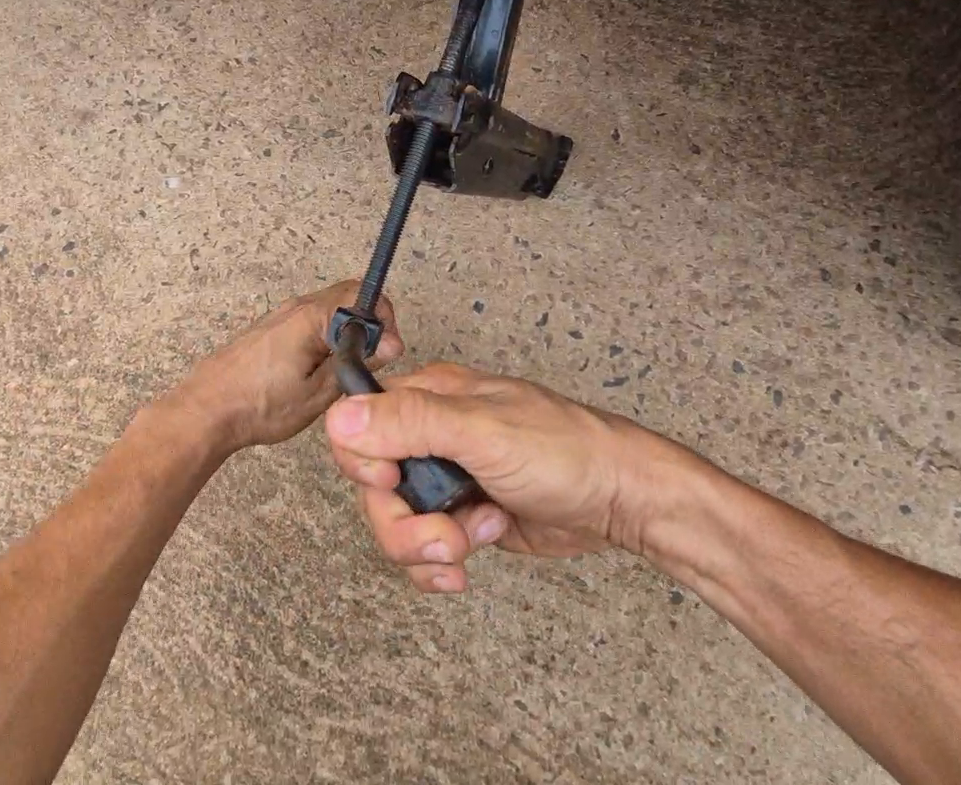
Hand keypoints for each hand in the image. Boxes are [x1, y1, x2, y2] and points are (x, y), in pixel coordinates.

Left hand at [145, 281, 401, 453]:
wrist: (205, 412)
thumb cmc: (257, 406)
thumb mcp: (319, 394)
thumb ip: (357, 364)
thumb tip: (388, 344)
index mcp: (312, 317)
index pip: (364, 294)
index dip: (384, 320)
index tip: (388, 350)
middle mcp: (297, 307)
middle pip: (349, 296)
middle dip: (369, 325)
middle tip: (373, 359)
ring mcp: (282, 315)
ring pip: (330, 310)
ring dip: (347, 333)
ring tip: (346, 370)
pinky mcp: (272, 329)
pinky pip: (311, 321)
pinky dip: (326, 338)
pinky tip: (321, 371)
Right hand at [323, 363, 671, 592]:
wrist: (620, 499)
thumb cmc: (567, 451)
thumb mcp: (485, 432)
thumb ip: (413, 422)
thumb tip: (341, 417)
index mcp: (432, 397)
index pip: (358, 426)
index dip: (365, 465)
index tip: (393, 484)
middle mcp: (433, 434)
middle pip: (373, 487)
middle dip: (402, 524)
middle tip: (445, 536)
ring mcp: (447, 477)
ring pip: (395, 522)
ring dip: (426, 546)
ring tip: (471, 541)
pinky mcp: (462, 514)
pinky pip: (423, 548)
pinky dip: (438, 563)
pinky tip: (473, 555)